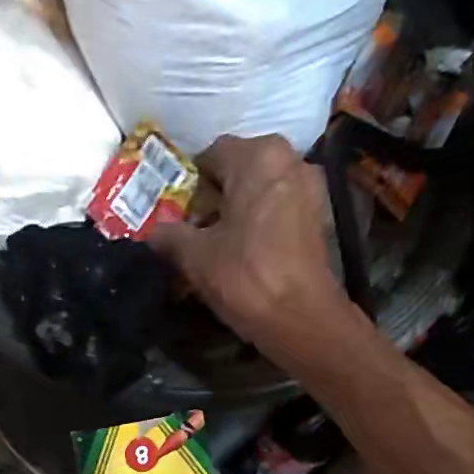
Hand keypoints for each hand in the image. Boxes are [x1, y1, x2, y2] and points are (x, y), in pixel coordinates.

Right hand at [148, 135, 357, 351]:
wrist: (301, 319)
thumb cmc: (246, 277)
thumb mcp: (196, 257)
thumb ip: (170, 236)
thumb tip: (153, 232)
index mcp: (259, 155)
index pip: (210, 156)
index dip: (189, 187)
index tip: (177, 216)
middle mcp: (290, 160)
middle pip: (238, 172)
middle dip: (214, 200)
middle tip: (194, 234)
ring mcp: (311, 189)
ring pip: (260, 193)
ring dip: (237, 214)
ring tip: (217, 248)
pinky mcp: (320, 219)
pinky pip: (279, 212)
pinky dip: (260, 226)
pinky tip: (245, 255)